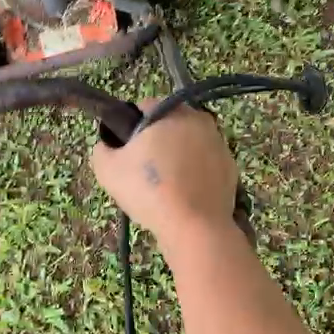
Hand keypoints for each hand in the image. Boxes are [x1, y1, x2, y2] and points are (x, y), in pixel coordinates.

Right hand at [91, 102, 238, 257]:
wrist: (194, 227)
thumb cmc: (149, 191)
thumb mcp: (107, 170)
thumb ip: (102, 149)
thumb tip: (108, 145)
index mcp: (171, 111)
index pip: (144, 106)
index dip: (129, 128)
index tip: (125, 153)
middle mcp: (200, 120)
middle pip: (170, 125)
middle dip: (156, 141)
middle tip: (143, 171)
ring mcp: (220, 144)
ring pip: (189, 145)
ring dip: (176, 158)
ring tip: (164, 188)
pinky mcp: (231, 168)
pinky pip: (204, 166)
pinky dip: (194, 175)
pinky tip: (183, 196)